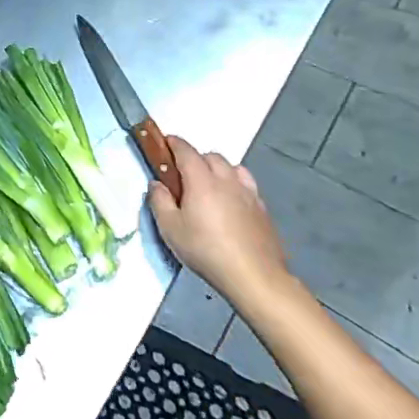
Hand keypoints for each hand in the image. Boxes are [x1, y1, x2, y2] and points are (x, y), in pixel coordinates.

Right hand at [147, 136, 292, 308]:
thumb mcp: (170, 228)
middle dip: (196, 157)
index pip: (187, 151)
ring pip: (233, 168)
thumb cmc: (206, 250)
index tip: (165, 142)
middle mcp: (227, 181)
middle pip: (212, 156)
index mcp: (202, 181)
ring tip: (208, 184)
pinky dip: (234, 184)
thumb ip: (159, 201)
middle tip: (183, 173)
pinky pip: (246, 185)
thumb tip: (156, 184)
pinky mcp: (262, 209)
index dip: (174, 143)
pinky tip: (229, 201)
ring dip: (218, 169)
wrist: (254, 276)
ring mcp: (249, 194)